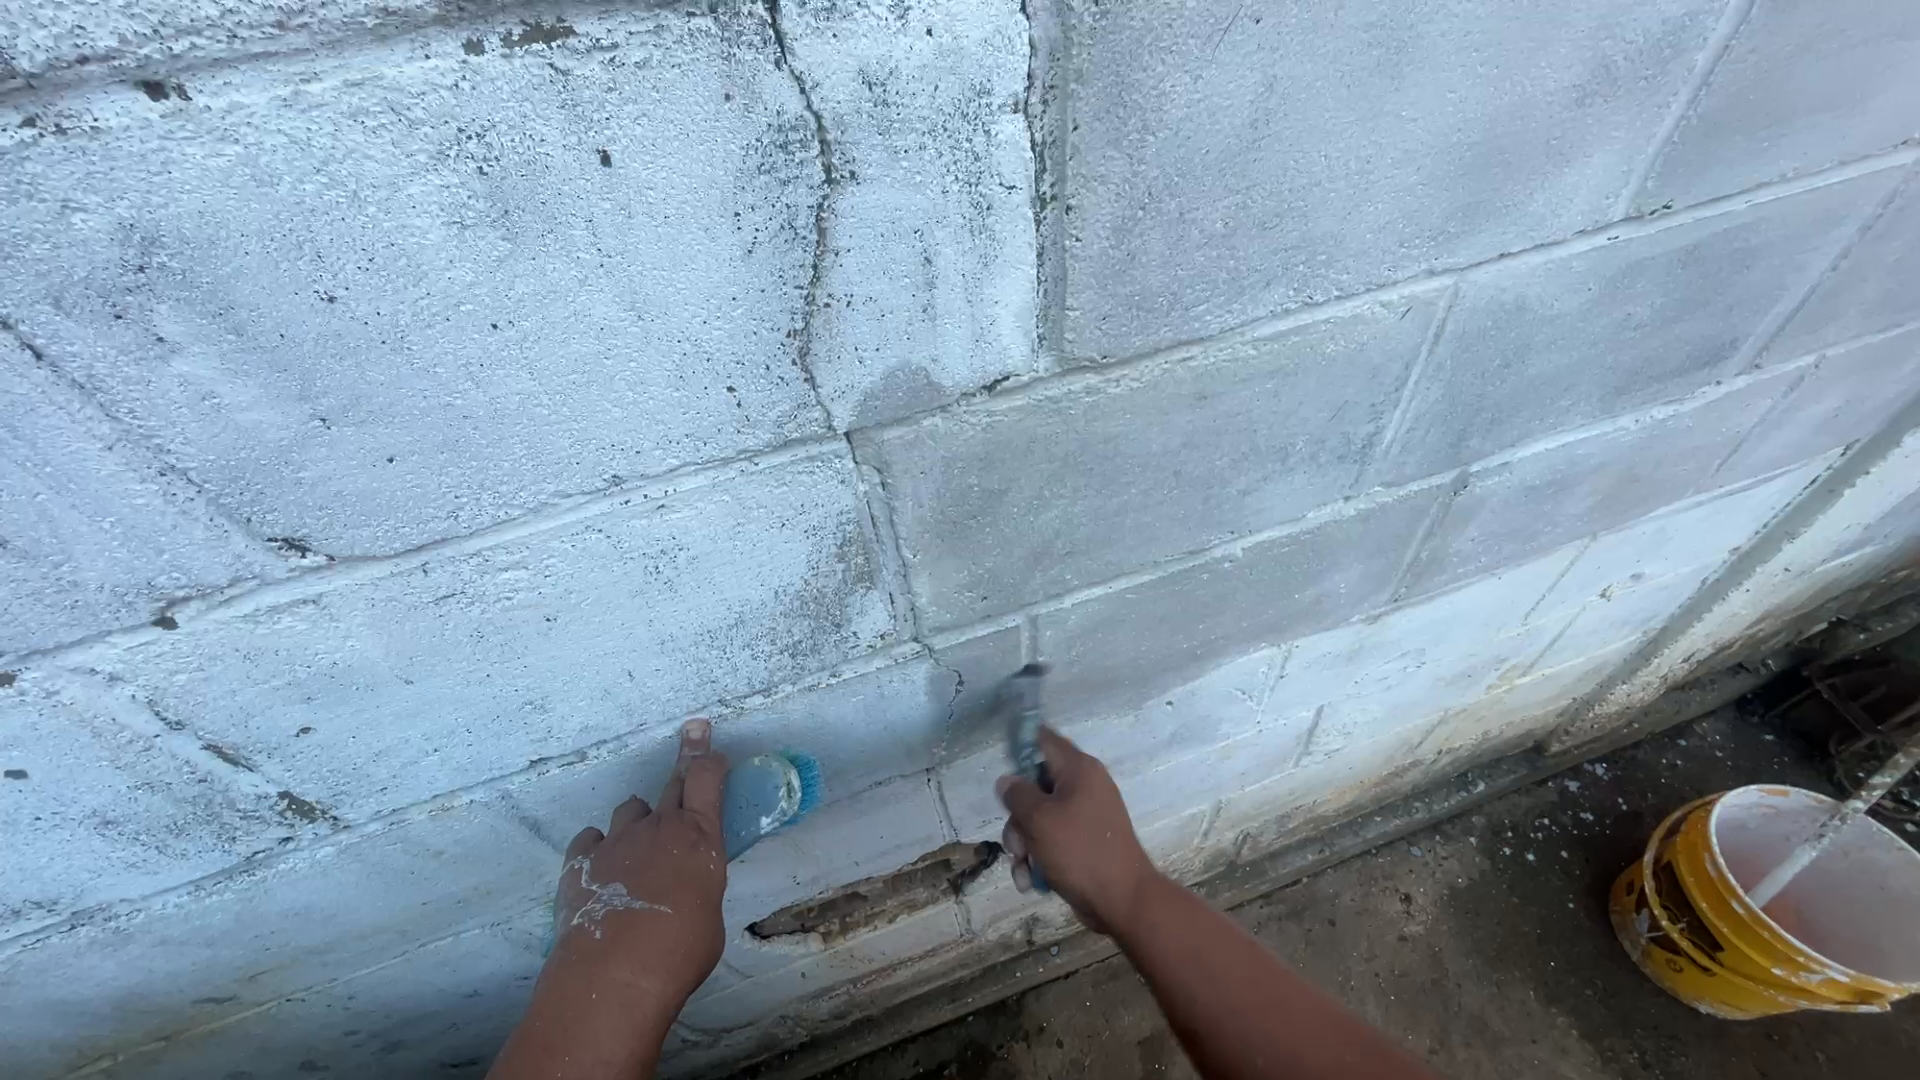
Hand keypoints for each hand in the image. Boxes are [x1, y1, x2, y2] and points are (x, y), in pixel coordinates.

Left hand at [550, 718, 729, 1008]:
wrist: (614, 976)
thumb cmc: (680, 951)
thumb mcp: (709, 914)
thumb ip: (698, 886)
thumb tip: (686, 892)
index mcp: (700, 837)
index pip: (706, 777)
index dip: (707, 755)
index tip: (705, 736)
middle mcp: (660, 828)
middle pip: (672, 781)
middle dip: (684, 760)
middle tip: (690, 740)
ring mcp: (617, 842)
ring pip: (630, 809)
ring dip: (639, 819)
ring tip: (639, 844)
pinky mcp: (581, 864)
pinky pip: (591, 840)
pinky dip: (598, 847)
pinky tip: (601, 866)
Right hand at [997, 727, 1160, 935]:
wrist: (1123, 901)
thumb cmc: (1080, 851)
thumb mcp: (1039, 819)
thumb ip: (1017, 795)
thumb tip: (1007, 781)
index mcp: (1079, 769)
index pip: (1043, 740)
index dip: (1018, 747)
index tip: (1004, 773)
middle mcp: (1083, 787)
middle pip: (1035, 787)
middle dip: (1018, 818)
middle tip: (1017, 842)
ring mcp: (1085, 816)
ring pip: (1039, 819)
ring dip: (1024, 844)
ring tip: (1025, 868)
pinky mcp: (1084, 843)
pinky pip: (1052, 841)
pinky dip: (1039, 859)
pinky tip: (1032, 881)